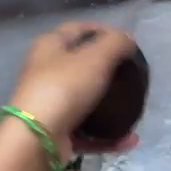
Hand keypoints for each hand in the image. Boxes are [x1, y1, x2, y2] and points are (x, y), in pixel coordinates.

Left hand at [7, 22, 137, 159]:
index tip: (127, 42)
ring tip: (133, 109)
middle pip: (81, 67)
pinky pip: (88, 133)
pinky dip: (108, 137)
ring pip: (85, 103)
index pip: (77, 29)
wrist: (37, 140)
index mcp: (49, 47)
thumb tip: (128, 40)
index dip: (102, 31)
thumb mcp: (95, 57)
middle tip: (132, 76)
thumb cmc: (64, 88)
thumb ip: (116, 43)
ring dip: (111, 108)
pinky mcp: (56, 134)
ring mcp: (50, 106)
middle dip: (108, 71)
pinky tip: (129, 140)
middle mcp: (45, 74)